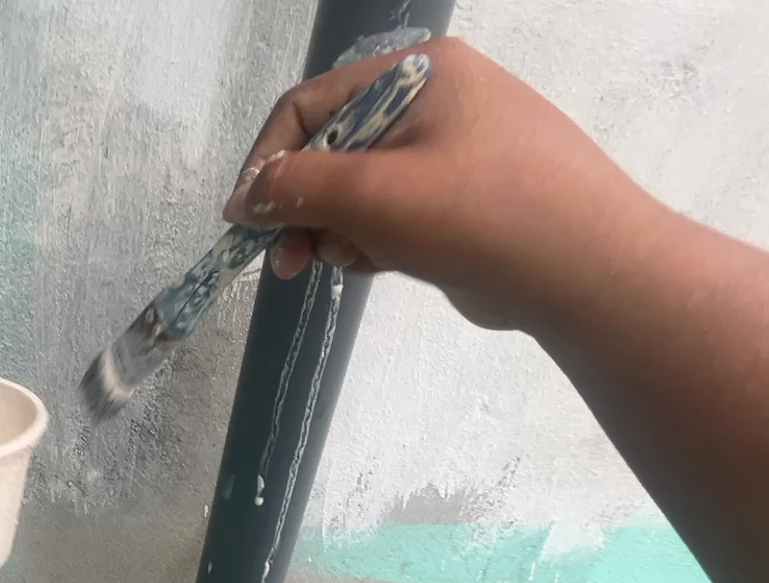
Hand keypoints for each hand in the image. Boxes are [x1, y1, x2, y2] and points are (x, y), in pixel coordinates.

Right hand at [222, 38, 660, 330]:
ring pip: (345, 190)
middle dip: (298, 210)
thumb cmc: (474, 214)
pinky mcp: (449, 194)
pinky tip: (381, 262)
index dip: (264, 164)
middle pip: (322, 153)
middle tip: (288, 262)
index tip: (246, 222)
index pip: (303, 108)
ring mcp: (442, 148)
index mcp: (416, 75)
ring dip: (329, 232)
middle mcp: (428, 100)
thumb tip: (239, 200)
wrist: (580, 270)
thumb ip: (290, 187)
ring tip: (346, 261)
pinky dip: (363, 241)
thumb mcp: (368, 193)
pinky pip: (376, 212)